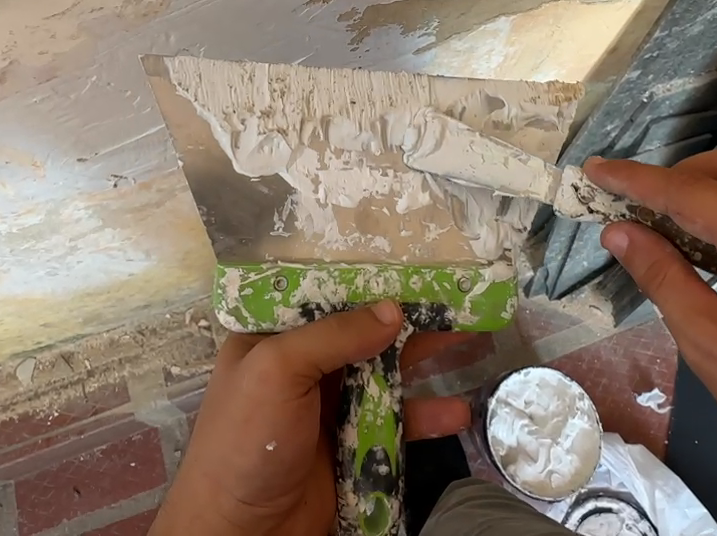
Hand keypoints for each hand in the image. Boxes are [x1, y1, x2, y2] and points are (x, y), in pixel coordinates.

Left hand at [152, 302, 472, 535]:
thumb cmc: (245, 439)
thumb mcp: (278, 370)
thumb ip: (335, 336)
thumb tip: (393, 309)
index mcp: (274, 336)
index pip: (325, 296)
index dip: (367, 282)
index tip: (411, 268)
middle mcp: (303, 365)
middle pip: (363, 332)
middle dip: (407, 318)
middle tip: (456, 302)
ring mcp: (329, 407)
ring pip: (385, 373)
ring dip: (425, 361)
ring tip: (471, 343)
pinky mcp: (352, 447)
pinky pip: (395, 422)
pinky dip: (426, 416)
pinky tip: (457, 413)